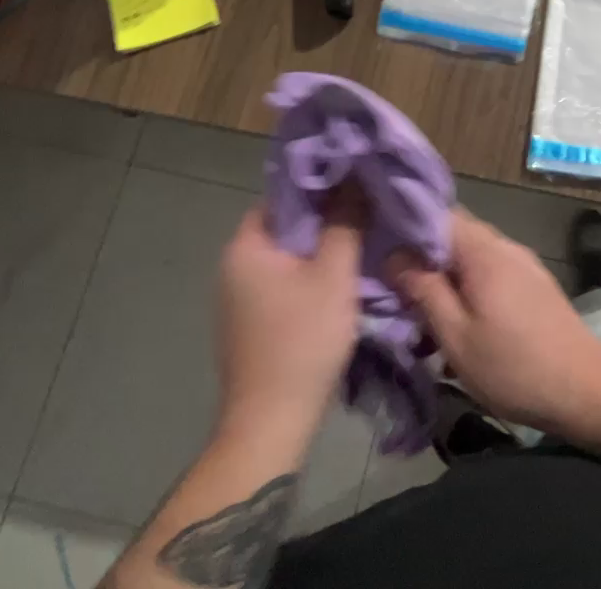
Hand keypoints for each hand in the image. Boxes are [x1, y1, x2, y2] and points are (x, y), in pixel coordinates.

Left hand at [216, 195, 362, 442]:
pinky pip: (282, 285)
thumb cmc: (302, 341)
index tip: (357, 184)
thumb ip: (345, 223)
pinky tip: (339, 286)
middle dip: (325, 220)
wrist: (271, 422)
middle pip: (285, 227)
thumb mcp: (334, 276)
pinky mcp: (249, 324)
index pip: (283, 196)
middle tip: (367, 214)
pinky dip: (309, 279)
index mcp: (245, 246)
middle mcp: (232, 266)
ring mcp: (237, 298)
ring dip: (319, 252)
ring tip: (361, 246)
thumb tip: (353, 178)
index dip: (321, 187)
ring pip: (286, 258)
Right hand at [387, 210, 600, 432]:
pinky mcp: (534, 286)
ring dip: (444, 281)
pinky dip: (468, 291)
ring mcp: (524, 265)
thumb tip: (394, 255)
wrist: (586, 390)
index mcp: (484, 251)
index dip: (405, 225)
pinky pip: (490, 275)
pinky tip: (458, 325)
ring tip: (421, 317)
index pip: (437, 213)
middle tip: (393, 290)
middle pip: (453, 236)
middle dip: (422, 259)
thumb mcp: (456, 336)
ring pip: (470, 259)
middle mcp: (505, 247)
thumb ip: (423, 290)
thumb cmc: (514, 367)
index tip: (377, 245)